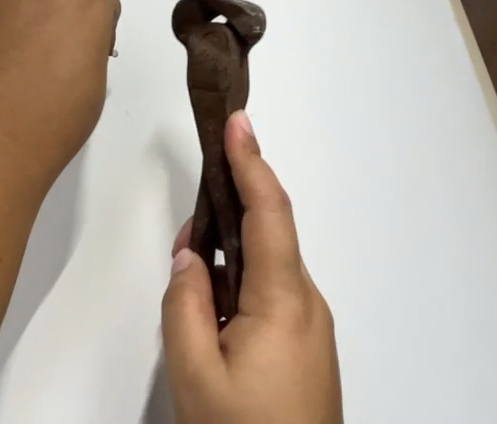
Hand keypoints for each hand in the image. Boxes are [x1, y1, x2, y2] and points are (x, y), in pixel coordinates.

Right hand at [163, 111, 341, 423]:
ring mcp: (312, 330)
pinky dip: (239, 288)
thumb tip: (189, 260)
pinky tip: (214, 319)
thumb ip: (185, 305)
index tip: (238, 121)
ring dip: (228, 263)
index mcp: (284, 300)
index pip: (270, 212)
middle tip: (184, 243)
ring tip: (192, 296)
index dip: (252, 161)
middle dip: (225, 219)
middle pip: (266, 238)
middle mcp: (307, 305)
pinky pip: (271, 297)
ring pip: (265, 270)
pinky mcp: (308, 351)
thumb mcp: (195, 375)